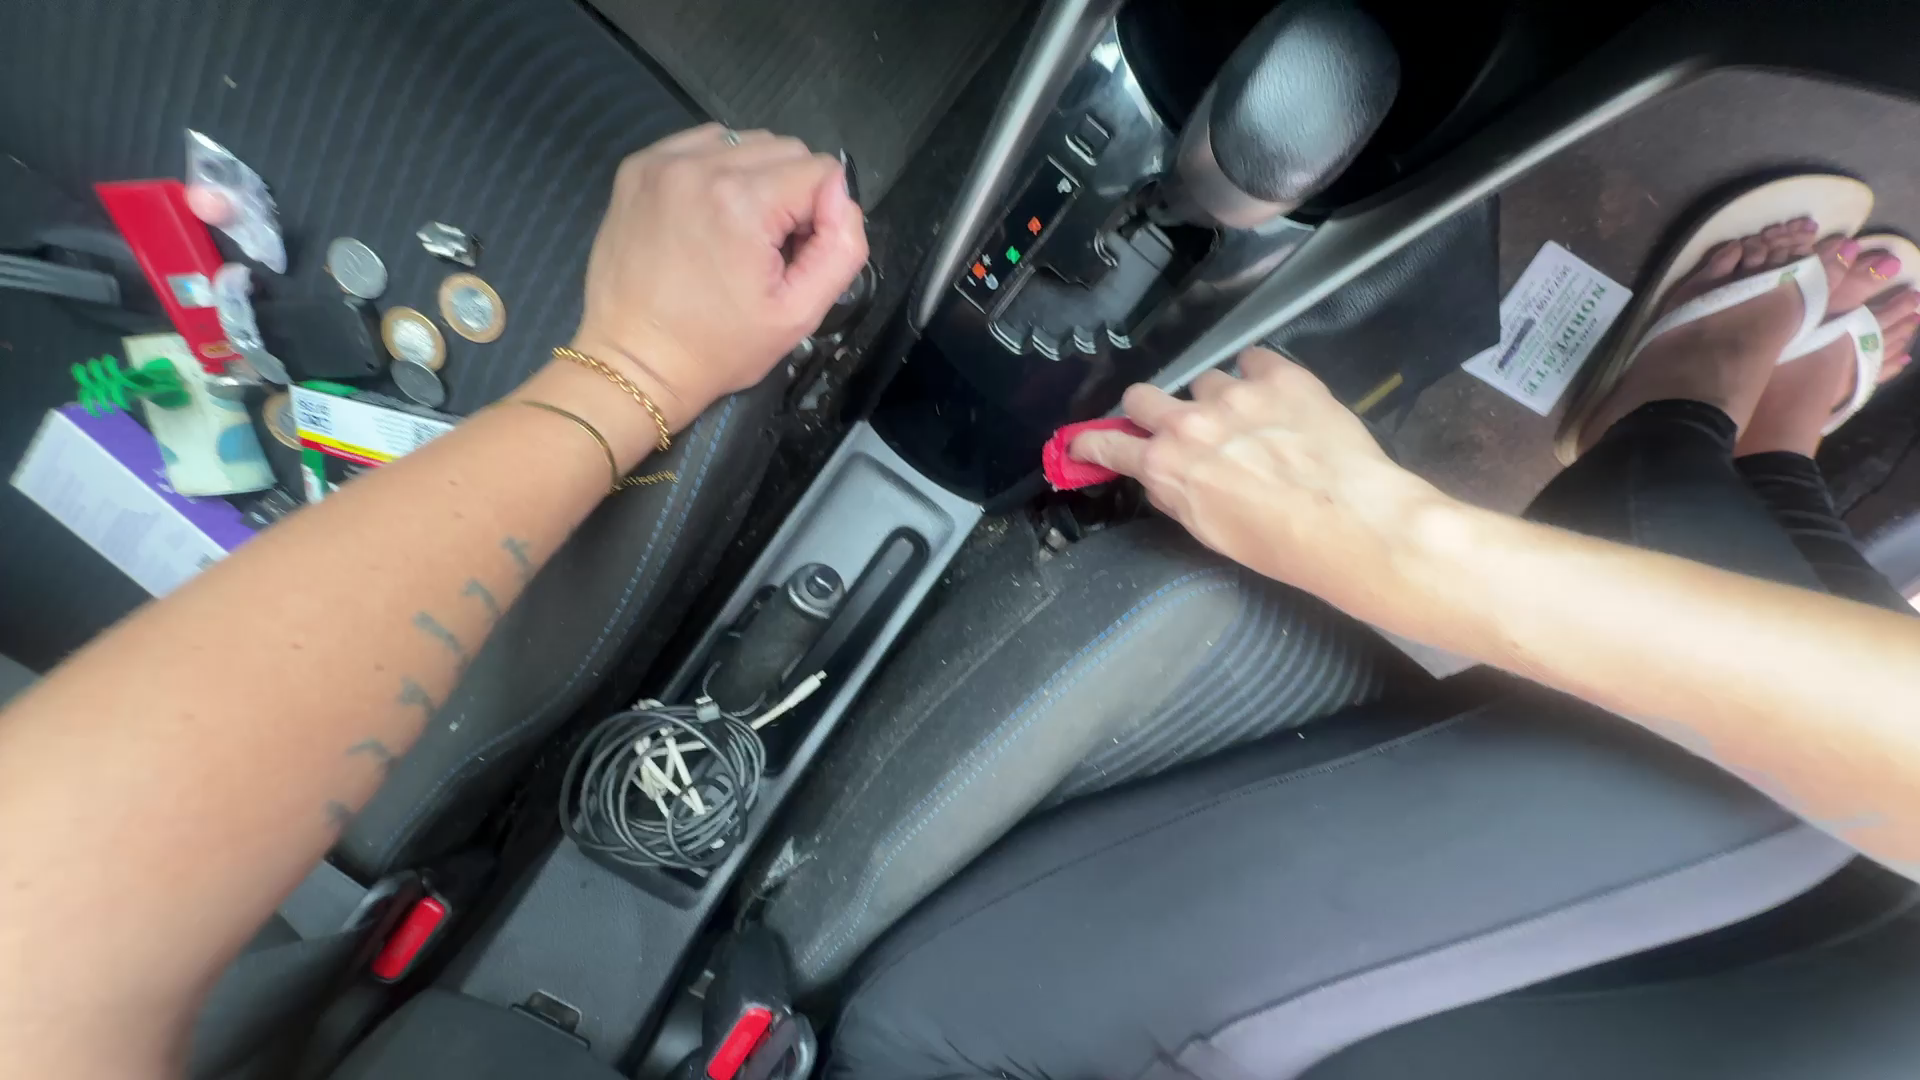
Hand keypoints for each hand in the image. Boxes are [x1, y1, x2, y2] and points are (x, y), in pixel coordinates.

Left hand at [573, 124, 867, 428]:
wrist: (636, 360)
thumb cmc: (721, 348)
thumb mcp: (800, 315)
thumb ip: (841, 249)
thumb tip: (842, 193)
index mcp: (743, 202)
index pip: (820, 171)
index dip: (823, 216)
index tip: (796, 258)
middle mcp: (700, 165)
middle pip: (784, 148)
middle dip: (793, 194)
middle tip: (770, 250)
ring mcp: (663, 160)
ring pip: (745, 141)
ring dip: (758, 179)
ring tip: (739, 233)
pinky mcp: (638, 166)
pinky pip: (703, 144)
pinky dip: (719, 172)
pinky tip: (710, 217)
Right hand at [1070, 348, 1454, 620]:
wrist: (1348, 521)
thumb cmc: (1273, 543)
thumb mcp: (1206, 530)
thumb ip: (1173, 495)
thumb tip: (1160, 478)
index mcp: (1164, 464)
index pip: (1107, 443)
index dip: (1090, 442)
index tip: (1084, 442)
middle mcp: (1188, 422)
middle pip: (1143, 396)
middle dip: (1149, 410)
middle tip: (1172, 425)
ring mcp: (1233, 393)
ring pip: (1204, 381)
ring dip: (1215, 400)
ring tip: (1248, 420)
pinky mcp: (1280, 376)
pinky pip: (1253, 361)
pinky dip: (1257, 376)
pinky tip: (1275, 398)